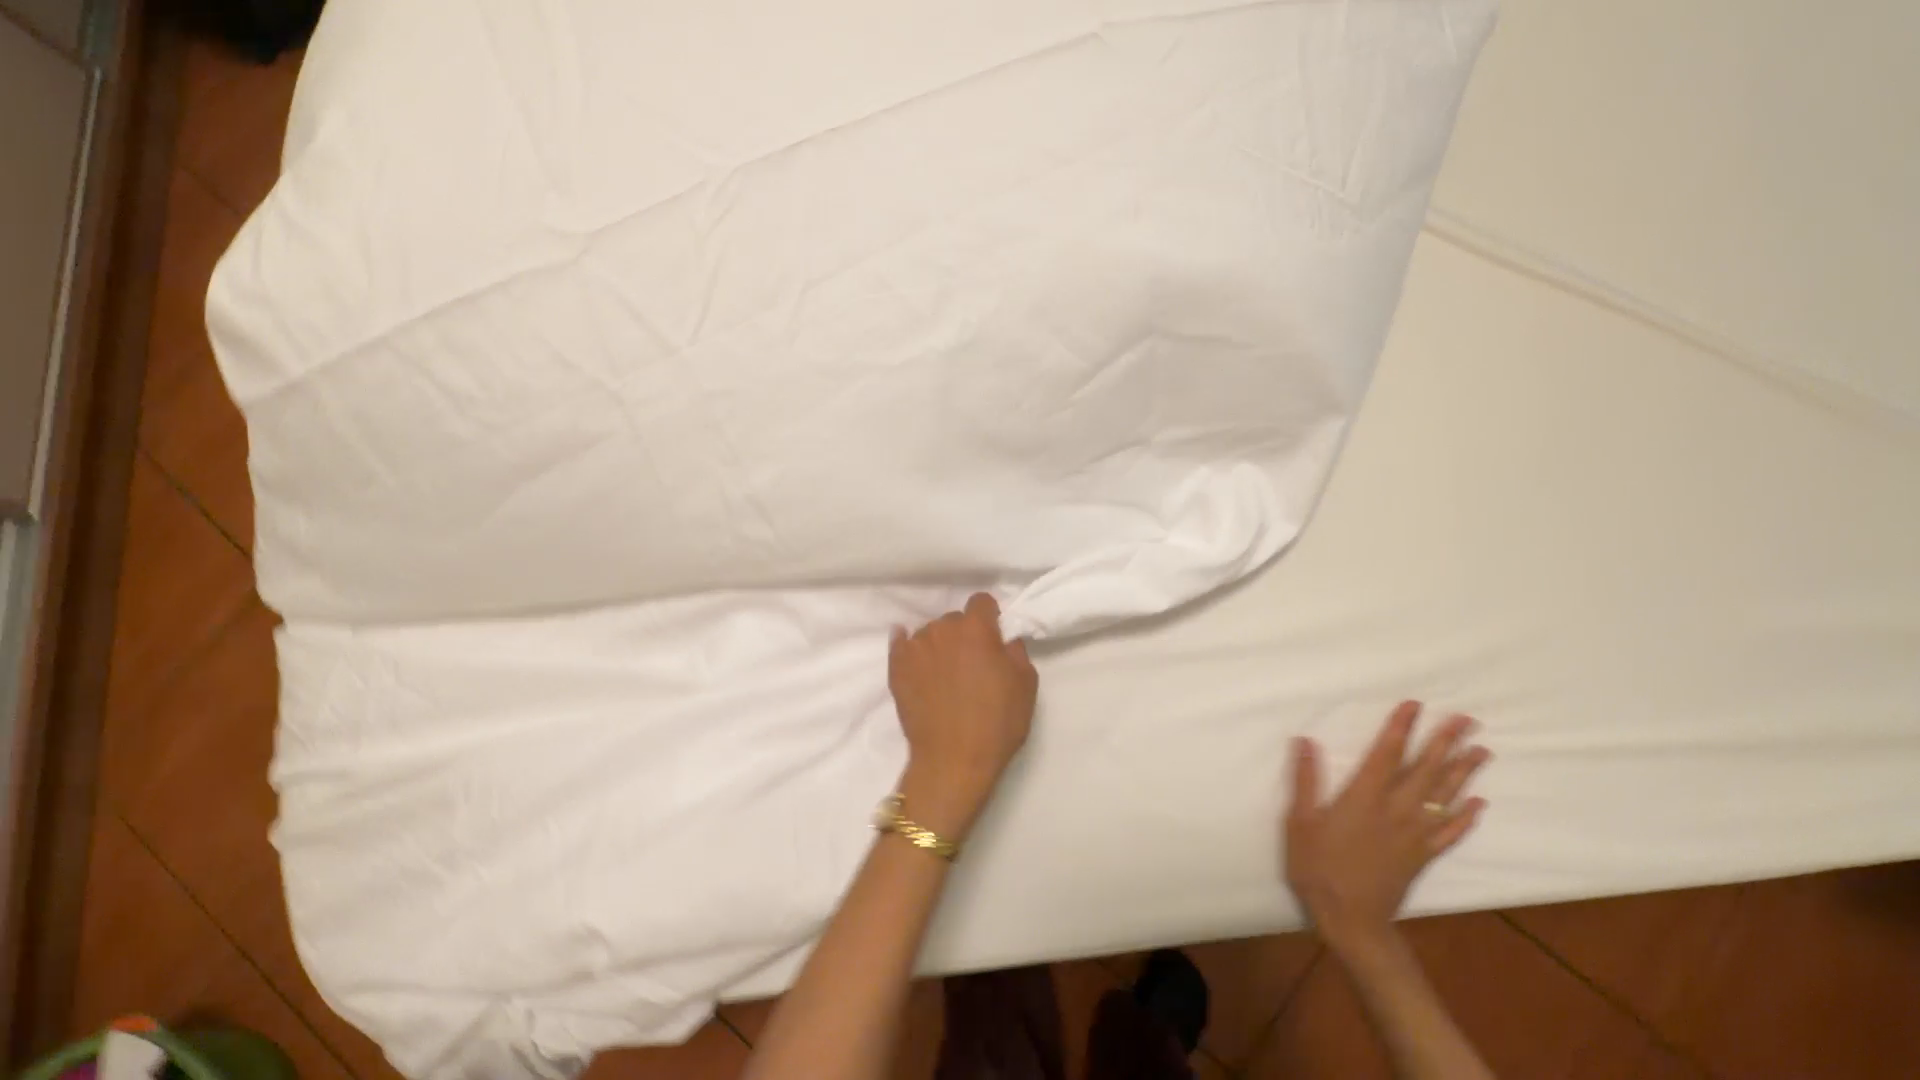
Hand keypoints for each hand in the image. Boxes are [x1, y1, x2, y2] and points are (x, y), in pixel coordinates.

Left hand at [888, 593, 1038, 830]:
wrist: (953, 760)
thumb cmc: (997, 722)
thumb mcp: (1026, 685)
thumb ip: (1016, 652)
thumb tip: (1004, 641)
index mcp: (976, 629)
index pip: (982, 601)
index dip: (990, 617)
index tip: (993, 637)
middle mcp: (942, 629)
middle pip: (955, 619)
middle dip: (964, 635)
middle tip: (971, 663)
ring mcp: (915, 647)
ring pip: (930, 634)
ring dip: (939, 646)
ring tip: (944, 675)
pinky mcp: (895, 667)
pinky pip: (901, 644)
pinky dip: (909, 648)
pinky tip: (915, 661)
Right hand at [1284, 701, 1490, 954]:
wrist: (1351, 919)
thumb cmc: (1318, 868)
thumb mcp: (1300, 823)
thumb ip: (1305, 781)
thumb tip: (1306, 740)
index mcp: (1363, 798)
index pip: (1387, 754)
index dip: (1401, 728)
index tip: (1415, 705)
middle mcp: (1395, 810)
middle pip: (1425, 770)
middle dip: (1445, 742)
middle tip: (1467, 719)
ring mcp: (1414, 834)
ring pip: (1444, 796)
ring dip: (1464, 771)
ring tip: (1481, 749)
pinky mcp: (1422, 856)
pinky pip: (1450, 832)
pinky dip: (1466, 817)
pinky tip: (1479, 804)